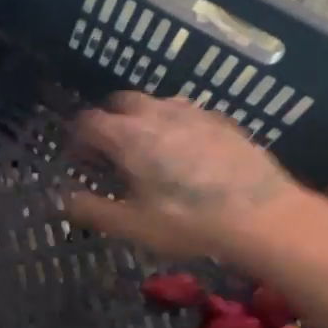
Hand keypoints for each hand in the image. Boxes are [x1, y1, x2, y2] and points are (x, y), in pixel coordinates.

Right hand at [67, 91, 299, 264]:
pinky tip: (185, 152)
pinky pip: (187, 114)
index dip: (77, 137)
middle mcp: (156, 114)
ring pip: (156, 104)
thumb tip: (64, 199)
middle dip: (108, 120)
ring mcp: (193, 113)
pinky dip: (174, 126)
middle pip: (121, 102)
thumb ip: (93, 210)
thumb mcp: (132, 225)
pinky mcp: (222, 121)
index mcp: (128, 136)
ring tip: (146, 149)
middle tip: (108, 150)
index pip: (88, 122)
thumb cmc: (188, 222)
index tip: (77, 156)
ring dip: (142, 120)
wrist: (262, 216)